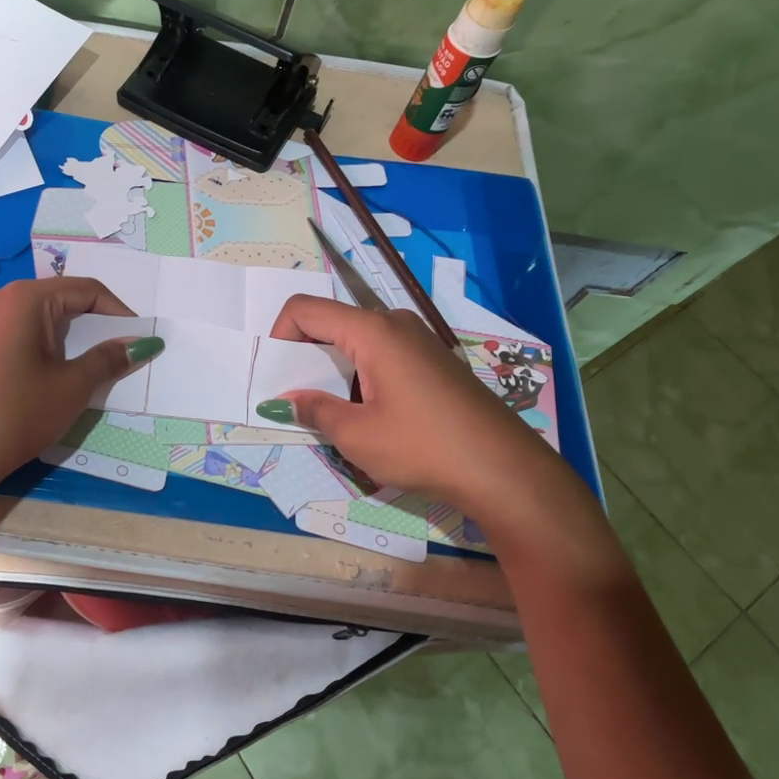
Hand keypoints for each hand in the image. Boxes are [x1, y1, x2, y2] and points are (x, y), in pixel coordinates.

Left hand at [0, 277, 158, 503]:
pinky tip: (51, 374)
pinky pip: (16, 332)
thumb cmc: (16, 415)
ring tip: (90, 366)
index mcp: (24, 297)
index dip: (118, 312)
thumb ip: (108, 359)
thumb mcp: (71, 387)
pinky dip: (42, 346)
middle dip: (94, 324)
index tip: (140, 339)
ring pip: (37, 317)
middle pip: (60, 300)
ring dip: (68, 337)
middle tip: (119, 352)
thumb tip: (141, 343)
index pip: (85, 290)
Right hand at [262, 295, 561, 515]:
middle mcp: (394, 323)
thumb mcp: (357, 436)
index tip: (275, 377)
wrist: (503, 469)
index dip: (279, 336)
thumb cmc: (423, 447)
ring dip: (334, 372)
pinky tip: (369, 417)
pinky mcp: (432, 361)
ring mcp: (417, 340)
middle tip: (297, 400)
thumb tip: (284, 401)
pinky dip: (361, 377)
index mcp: (371, 330)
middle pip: (332, 325)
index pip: (305, 309)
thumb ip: (315, 411)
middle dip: (306, 359)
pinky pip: (381, 356)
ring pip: (357, 343)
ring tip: (333, 416)